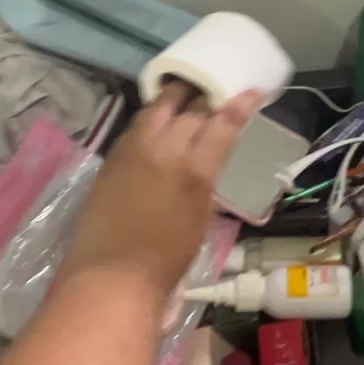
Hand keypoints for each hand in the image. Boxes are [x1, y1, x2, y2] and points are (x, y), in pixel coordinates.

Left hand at [58, 81, 260, 300]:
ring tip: (187, 89)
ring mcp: (134, 150)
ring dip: (176, 95)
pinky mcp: (112, 156)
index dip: (239, 105)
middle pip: (191, 108)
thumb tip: (208, 155)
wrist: (113, 276)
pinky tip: (159, 115)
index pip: (223, 124)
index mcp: (195, 170)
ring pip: (159, 107)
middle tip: (216, 88)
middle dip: (207, 95)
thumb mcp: (202, 214)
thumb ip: (205, 176)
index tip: (250, 91)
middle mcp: (165, 150)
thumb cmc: (168, 258)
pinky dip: (153, 114)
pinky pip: (137, 124)